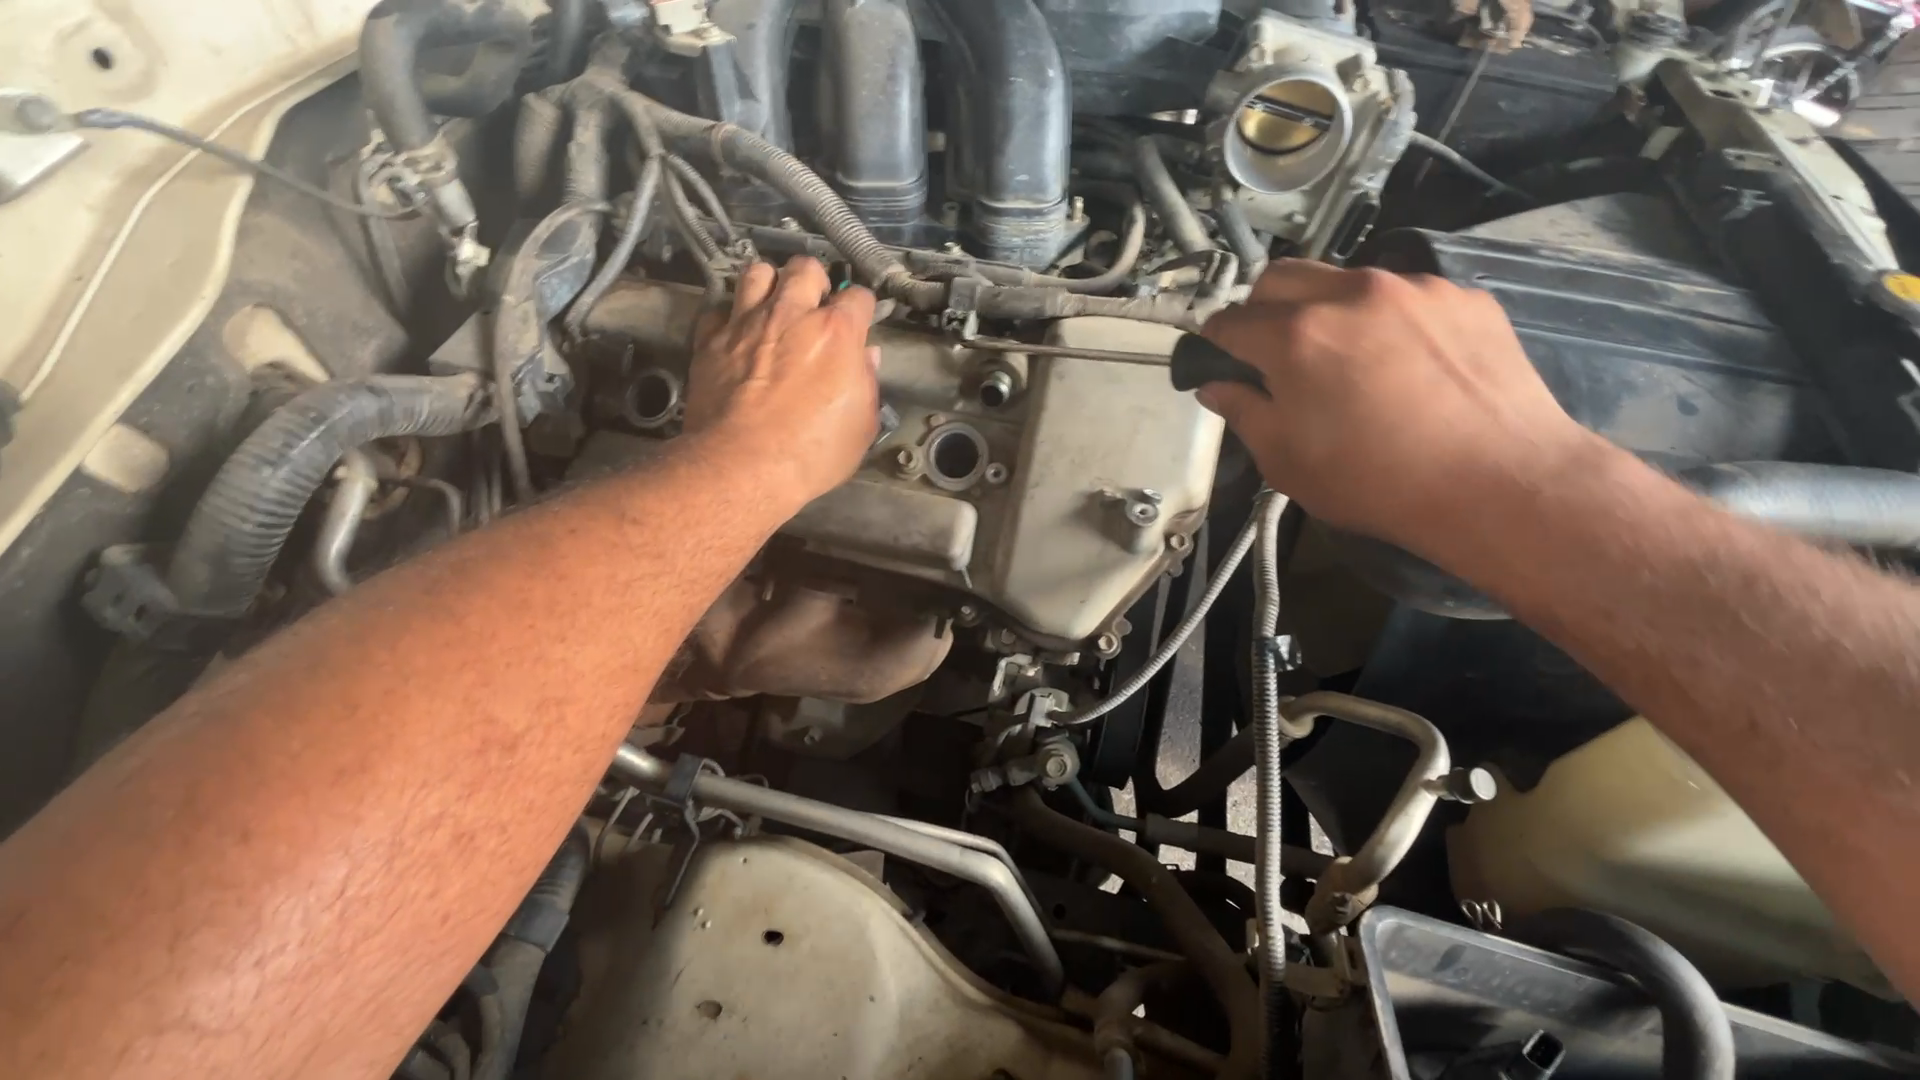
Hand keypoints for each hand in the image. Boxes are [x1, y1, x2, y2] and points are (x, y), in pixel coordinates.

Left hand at [684, 257, 880, 507]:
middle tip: (814, 304)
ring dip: (769, 284)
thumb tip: (866, 359)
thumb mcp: (862, 426)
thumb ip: (867, 383)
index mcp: (835, 333)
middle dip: (814, 281)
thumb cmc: (811, 453)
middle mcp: (790, 315)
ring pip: (757, 272)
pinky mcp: (710, 341)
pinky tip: (737, 334)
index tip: (858, 321)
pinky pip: (718, 309)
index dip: (861, 308)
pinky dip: (729, 317)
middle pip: (805, 268)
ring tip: (773, 305)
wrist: (743, 467)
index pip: (857, 296)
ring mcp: (745, 324)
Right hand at [1196, 260, 1602, 553]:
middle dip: (1261, 308)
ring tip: (1346, 360)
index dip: (1214, 341)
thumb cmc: (1374, 480)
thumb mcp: (1285, 460)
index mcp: (1295, 336)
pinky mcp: (1463, 298)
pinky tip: (1405, 365)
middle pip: (1279, 277)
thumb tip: (1216, 386)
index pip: (1230, 319)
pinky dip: (1386, 320)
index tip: (1218, 358)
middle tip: (1270, 352)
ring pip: (1344, 281)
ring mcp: (1412, 289)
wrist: (1497, 482)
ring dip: (1326, 310)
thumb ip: (1242, 412)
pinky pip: (1405, 296)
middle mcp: (1350, 294)